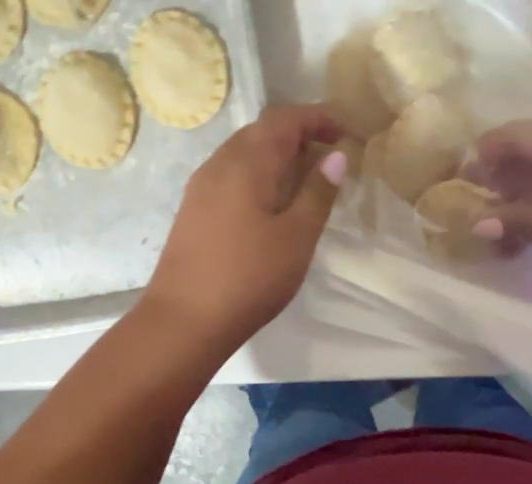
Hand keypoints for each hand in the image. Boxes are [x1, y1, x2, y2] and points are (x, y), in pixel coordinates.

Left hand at [144, 105, 350, 342]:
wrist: (186, 318)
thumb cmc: (250, 278)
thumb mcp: (297, 238)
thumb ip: (318, 194)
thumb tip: (336, 156)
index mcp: (249, 162)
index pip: (285, 118)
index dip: (317, 118)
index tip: (346, 131)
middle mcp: (221, 163)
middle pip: (262, 131)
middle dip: (298, 135)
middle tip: (330, 156)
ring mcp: (202, 186)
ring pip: (245, 154)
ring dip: (277, 157)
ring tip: (306, 182)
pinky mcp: (195, 211)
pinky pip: (232, 176)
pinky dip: (259, 176)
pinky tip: (272, 205)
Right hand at [465, 120, 531, 280]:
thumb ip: (520, 222)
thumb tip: (477, 224)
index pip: (507, 137)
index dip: (478, 161)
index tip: (457, 193)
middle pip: (523, 155)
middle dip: (495, 187)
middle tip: (474, 223)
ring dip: (517, 203)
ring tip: (500, 241)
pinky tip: (531, 237)